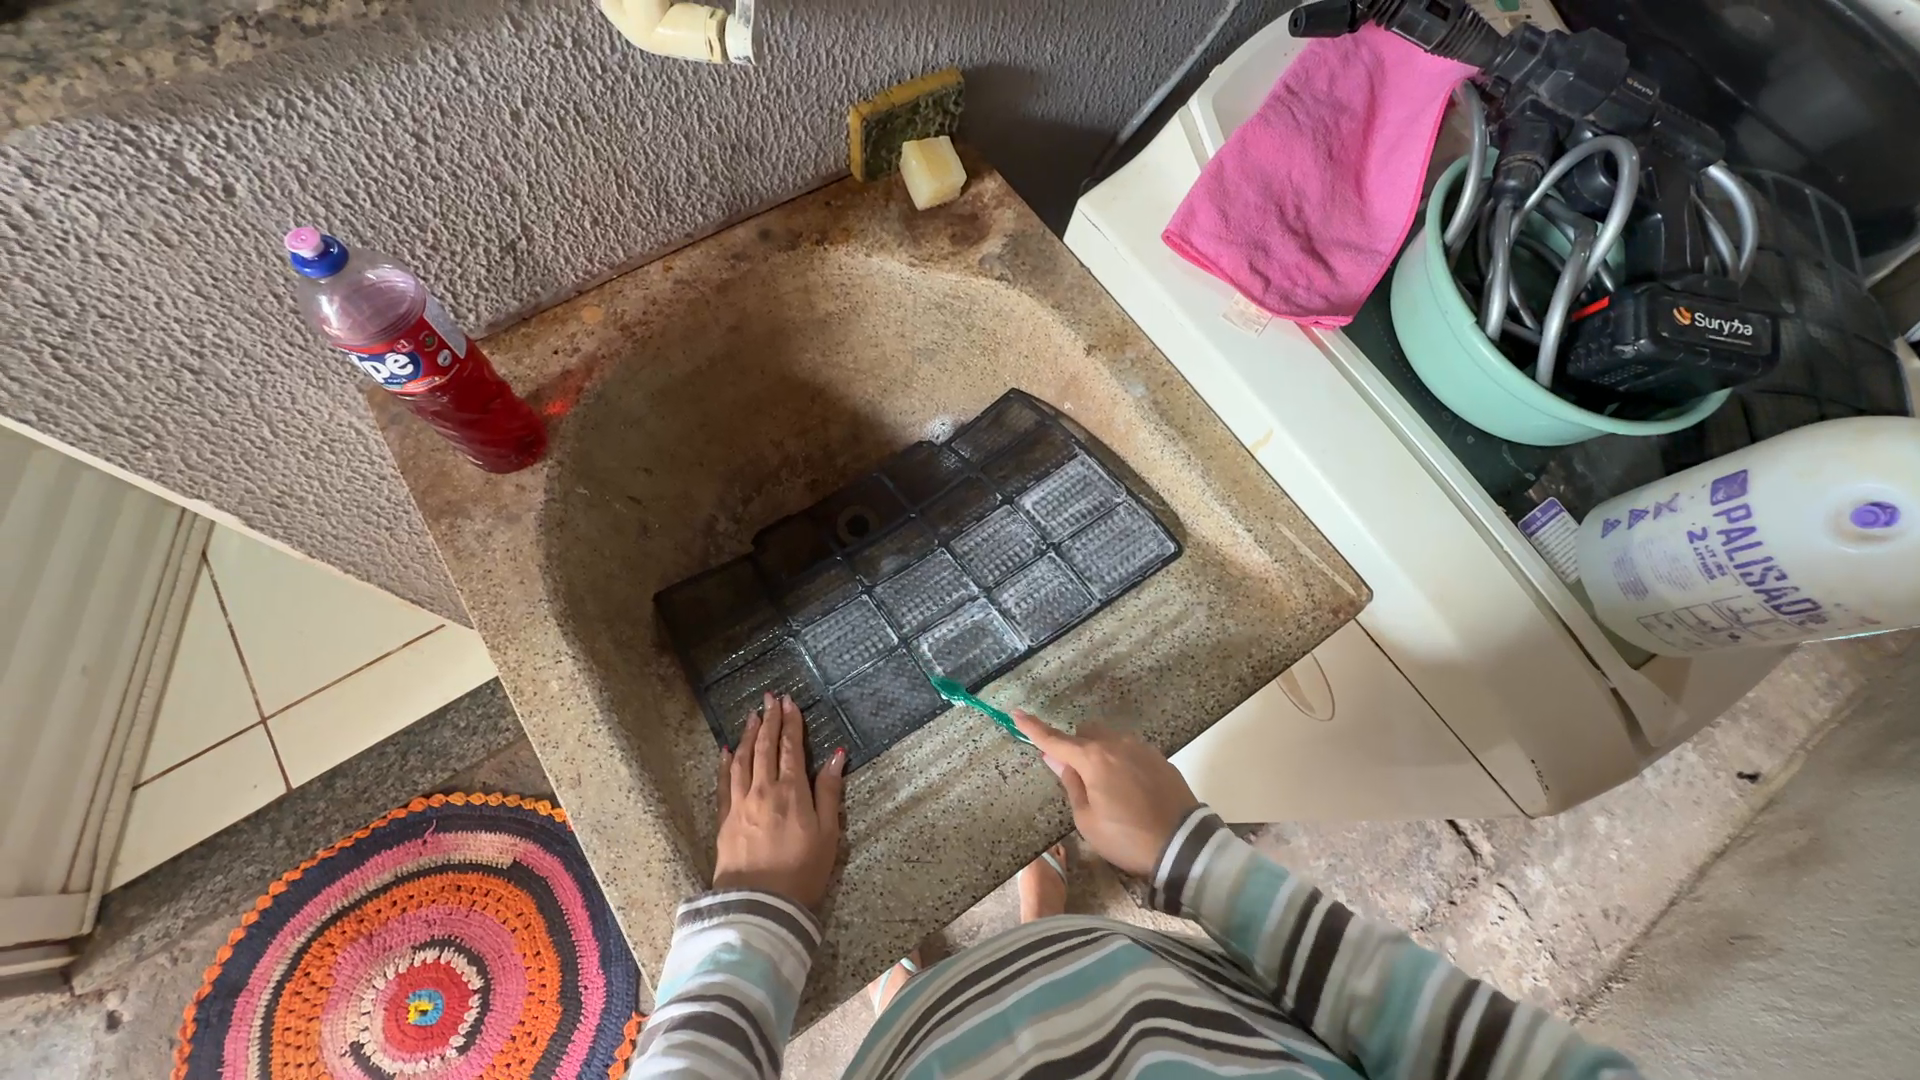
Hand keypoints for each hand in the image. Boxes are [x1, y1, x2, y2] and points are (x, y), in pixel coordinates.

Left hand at [713, 693, 845, 909]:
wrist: (759, 905)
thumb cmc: (802, 871)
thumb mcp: (828, 833)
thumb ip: (829, 792)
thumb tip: (836, 755)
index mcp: (791, 791)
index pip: (791, 748)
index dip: (790, 723)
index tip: (789, 702)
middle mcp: (762, 790)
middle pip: (765, 747)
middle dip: (769, 720)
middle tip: (769, 698)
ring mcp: (740, 804)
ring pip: (742, 760)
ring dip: (748, 735)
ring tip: (751, 717)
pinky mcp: (724, 820)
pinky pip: (724, 782)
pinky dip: (726, 763)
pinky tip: (726, 751)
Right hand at [1014, 710, 1199, 877]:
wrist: (1182, 845)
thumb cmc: (1126, 837)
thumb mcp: (1087, 820)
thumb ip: (1071, 784)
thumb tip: (1056, 759)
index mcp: (1093, 759)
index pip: (1055, 740)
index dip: (1034, 728)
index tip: (1017, 714)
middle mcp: (1116, 745)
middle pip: (1086, 731)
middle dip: (1076, 746)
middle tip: (1079, 777)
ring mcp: (1141, 748)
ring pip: (1111, 739)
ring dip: (1101, 753)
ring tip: (1110, 789)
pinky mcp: (1160, 758)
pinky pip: (1132, 751)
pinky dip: (1123, 762)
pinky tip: (1132, 790)